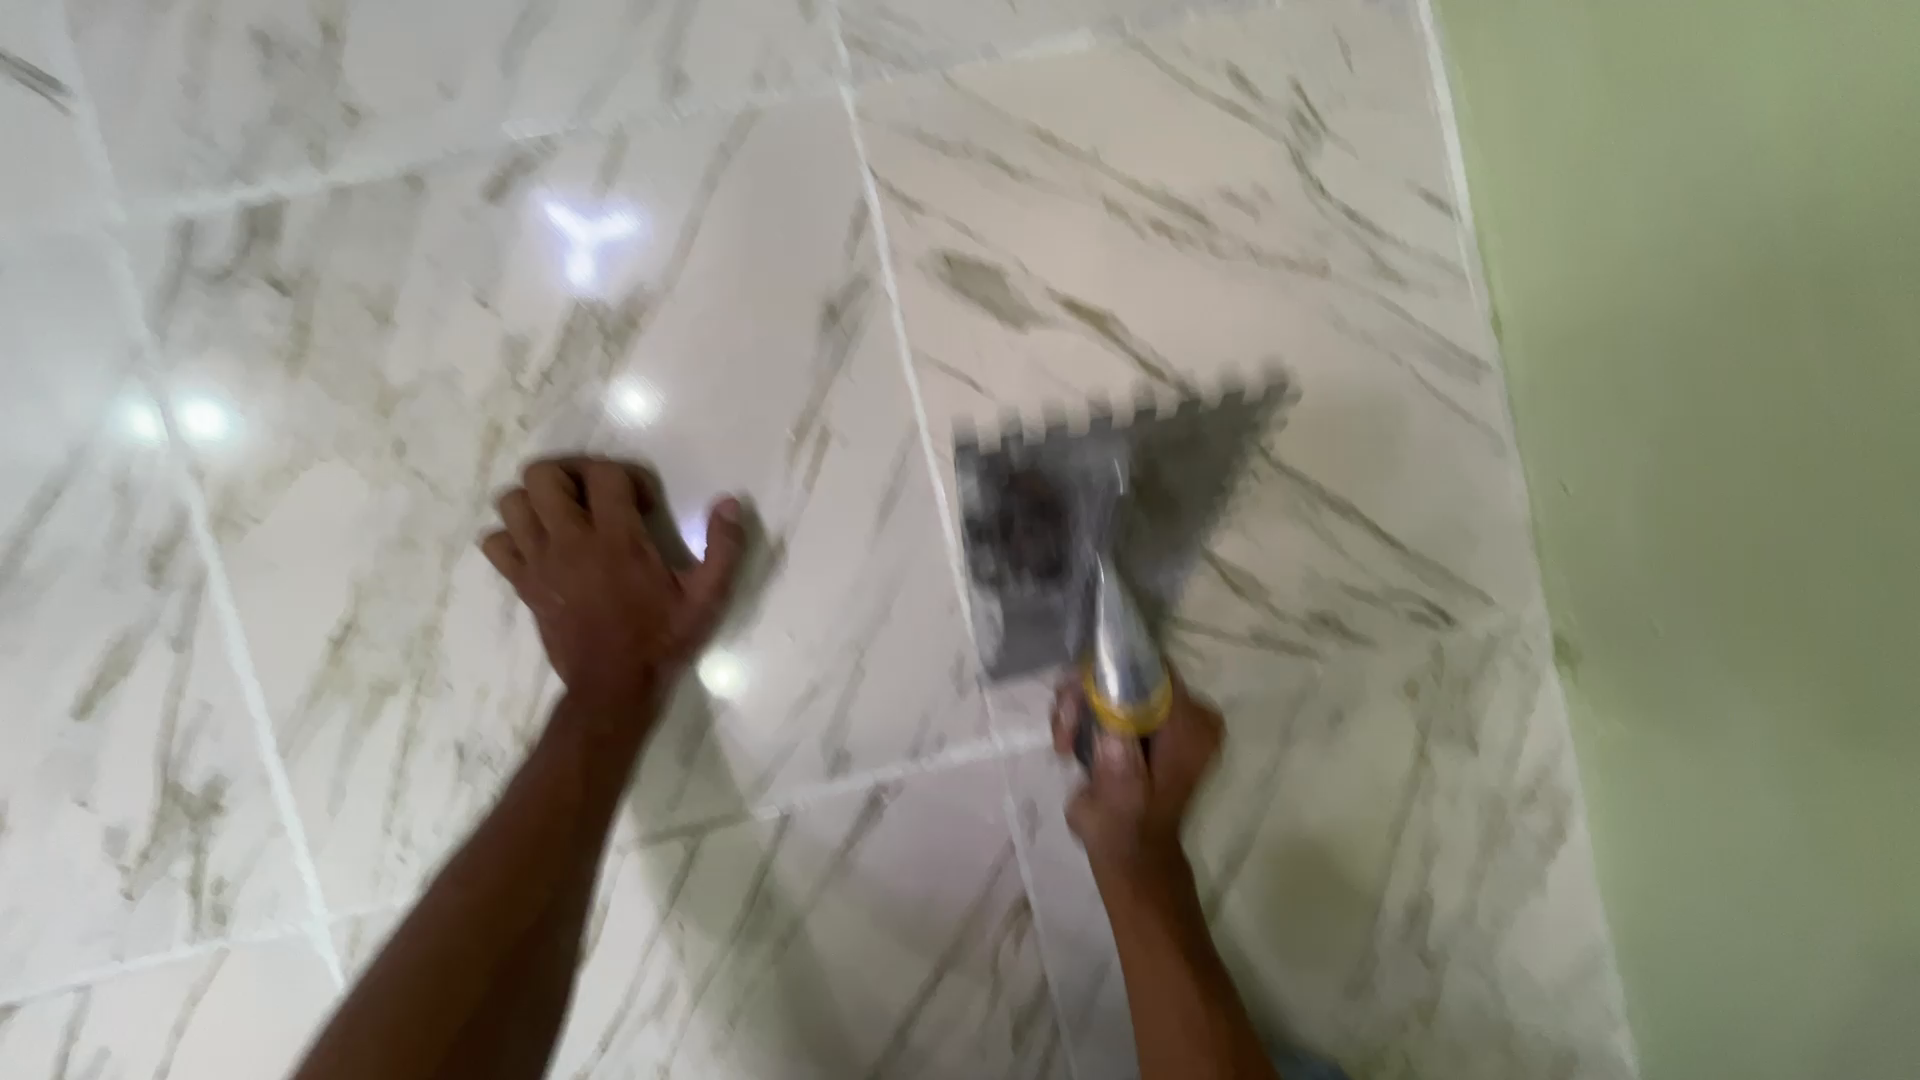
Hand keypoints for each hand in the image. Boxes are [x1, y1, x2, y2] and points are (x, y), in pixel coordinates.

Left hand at [481, 457, 746, 710]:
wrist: (615, 686)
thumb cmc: (663, 638)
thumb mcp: (707, 596)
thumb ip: (724, 547)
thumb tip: (730, 503)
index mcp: (617, 539)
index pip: (603, 474)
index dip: (626, 475)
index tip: (644, 504)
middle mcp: (570, 542)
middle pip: (542, 475)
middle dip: (572, 475)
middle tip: (598, 498)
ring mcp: (540, 563)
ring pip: (512, 502)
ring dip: (538, 501)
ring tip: (569, 518)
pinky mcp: (523, 584)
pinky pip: (495, 543)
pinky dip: (513, 536)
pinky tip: (543, 549)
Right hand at [1051, 673, 1223, 881]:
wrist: (1126, 852)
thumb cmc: (1129, 825)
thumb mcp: (1123, 790)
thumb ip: (1119, 749)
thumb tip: (1105, 702)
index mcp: (1193, 726)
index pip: (1155, 672)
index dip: (1114, 674)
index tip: (1081, 698)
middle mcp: (1182, 712)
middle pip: (1125, 671)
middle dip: (1086, 694)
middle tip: (1064, 732)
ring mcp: (1156, 714)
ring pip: (1105, 680)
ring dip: (1076, 707)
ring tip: (1063, 743)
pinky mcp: (1133, 719)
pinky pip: (1100, 695)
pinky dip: (1078, 713)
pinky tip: (1066, 743)